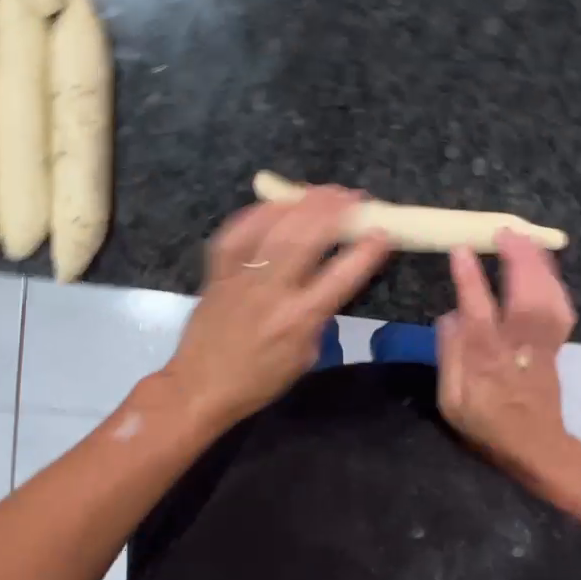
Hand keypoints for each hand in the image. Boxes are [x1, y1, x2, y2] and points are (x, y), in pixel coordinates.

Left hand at [162, 187, 389, 428]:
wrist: (198, 388)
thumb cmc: (258, 381)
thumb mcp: (305, 357)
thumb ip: (318, 319)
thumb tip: (327, 288)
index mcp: (299, 319)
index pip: (341, 277)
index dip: (365, 252)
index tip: (382, 231)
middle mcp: (272, 292)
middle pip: (307, 239)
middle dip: (334, 212)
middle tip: (353, 197)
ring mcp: (241, 278)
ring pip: (273, 230)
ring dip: (302, 205)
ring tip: (324, 191)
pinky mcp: (217, 273)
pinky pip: (235, 233)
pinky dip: (256, 214)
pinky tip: (274, 202)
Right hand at [436, 231, 580, 477]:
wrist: (534, 447)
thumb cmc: (485, 424)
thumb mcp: (451, 401)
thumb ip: (449, 356)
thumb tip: (450, 314)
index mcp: (487, 364)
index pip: (479, 316)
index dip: (471, 282)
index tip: (462, 250)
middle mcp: (520, 351)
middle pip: (527, 301)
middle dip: (519, 263)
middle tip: (505, 232)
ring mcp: (544, 347)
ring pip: (549, 301)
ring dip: (539, 266)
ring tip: (524, 237)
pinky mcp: (557, 345)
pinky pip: (561, 308)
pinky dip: (554, 281)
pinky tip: (543, 262)